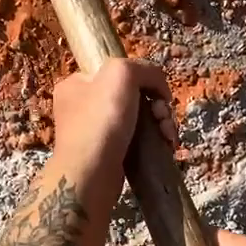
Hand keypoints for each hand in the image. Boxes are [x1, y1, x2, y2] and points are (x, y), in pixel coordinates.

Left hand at [52, 57, 176, 174]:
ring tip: (167, 136)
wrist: (90, 176)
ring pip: (140, 120)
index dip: (144, 80)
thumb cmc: (101, 121)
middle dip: (157, 106)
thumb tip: (160, 88)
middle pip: (134, 97)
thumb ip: (144, 69)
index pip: (119, 72)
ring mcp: (97, 133)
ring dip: (161, 124)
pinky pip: (139, 141)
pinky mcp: (111, 155)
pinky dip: (154, 142)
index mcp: (78, 83)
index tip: (158, 94)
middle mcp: (84, 107)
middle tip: (163, 118)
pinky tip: (165, 147)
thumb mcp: (122, 74)